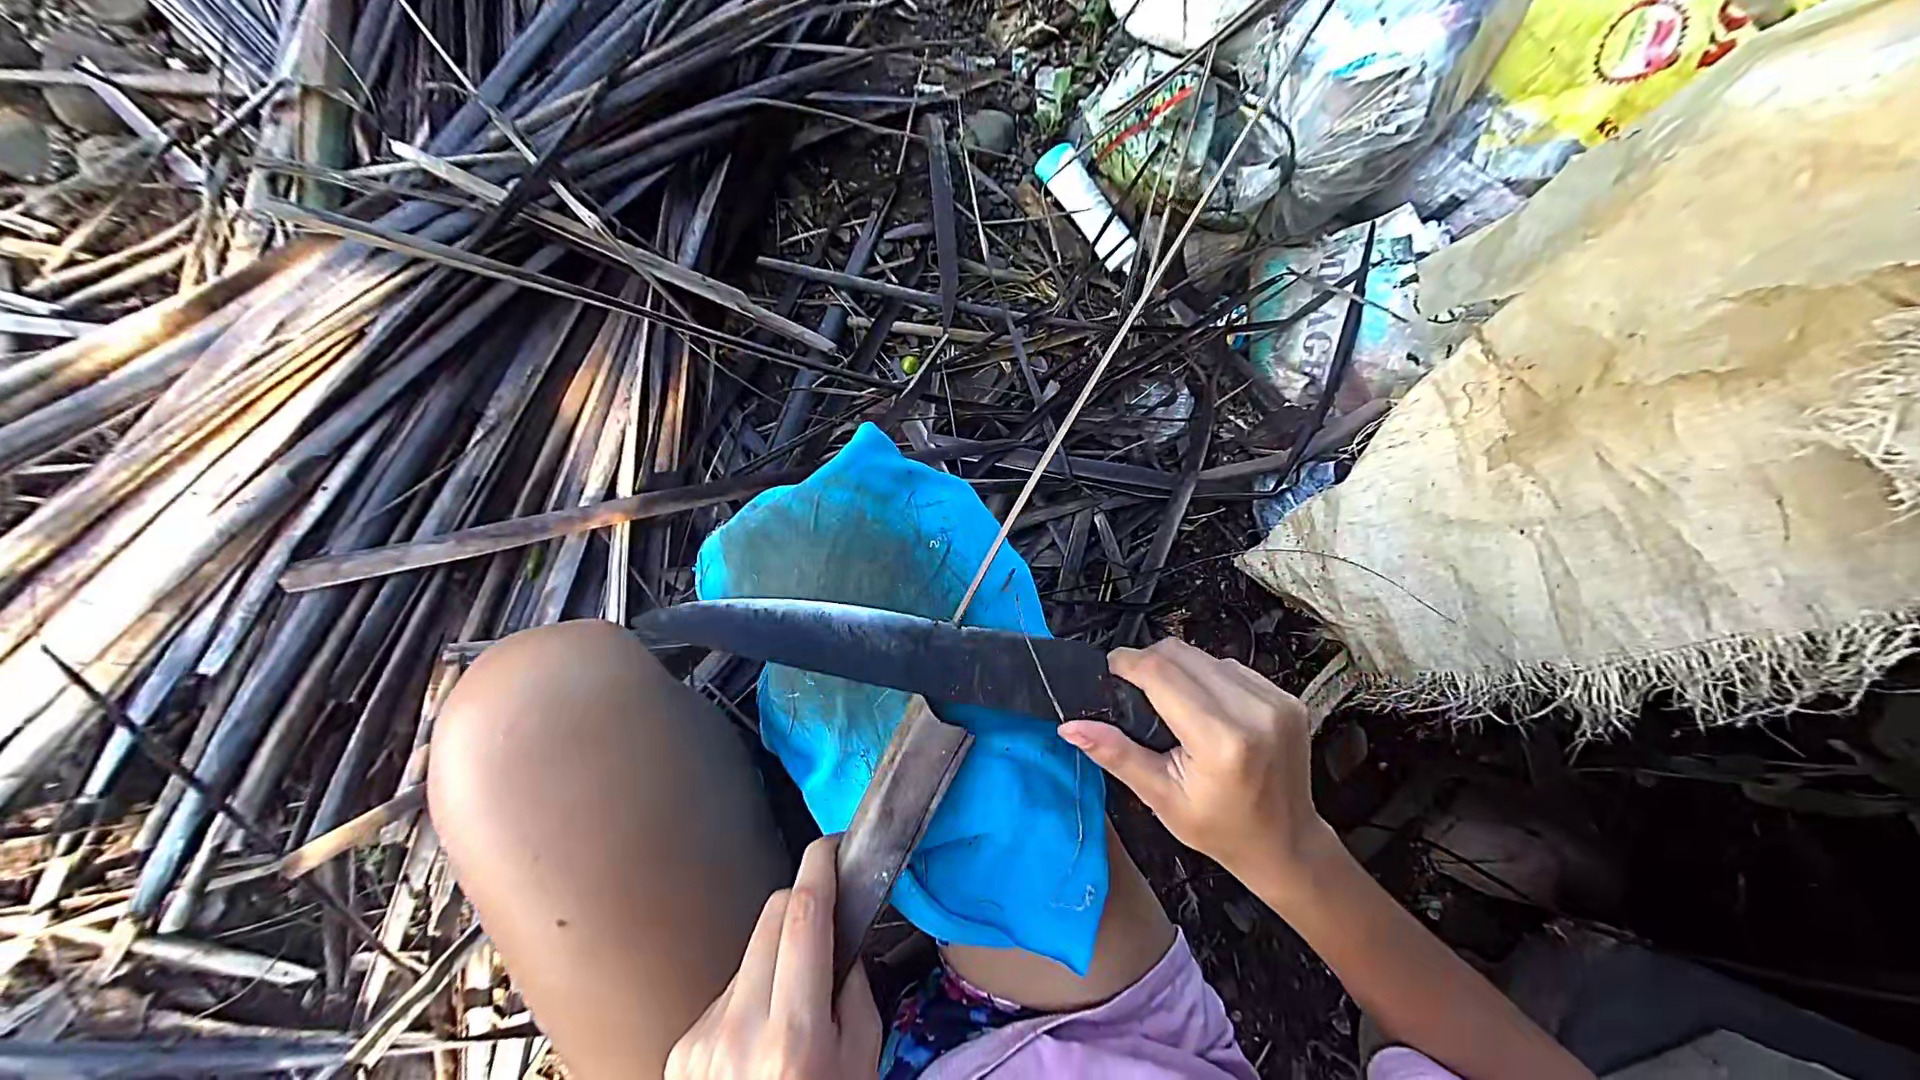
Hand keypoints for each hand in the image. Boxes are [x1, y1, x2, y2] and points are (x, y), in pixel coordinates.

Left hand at [667, 836, 883, 1079]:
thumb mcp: (859, 1065)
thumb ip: (855, 994)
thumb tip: (842, 942)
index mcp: (794, 1036)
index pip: (804, 916)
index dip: (820, 866)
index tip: (833, 845)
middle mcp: (741, 1029)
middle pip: (773, 916)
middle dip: (803, 901)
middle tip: (826, 917)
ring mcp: (704, 1037)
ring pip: (752, 950)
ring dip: (778, 952)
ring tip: (793, 1002)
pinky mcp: (683, 1045)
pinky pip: (730, 988)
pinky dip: (753, 991)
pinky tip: (761, 1034)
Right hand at [1059, 638, 1331, 877]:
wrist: (1287, 844)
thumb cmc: (1219, 829)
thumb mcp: (1160, 797)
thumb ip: (1116, 754)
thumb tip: (1070, 726)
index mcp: (1222, 740)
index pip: (1160, 673)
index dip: (1126, 663)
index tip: (1108, 672)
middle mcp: (1254, 711)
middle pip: (1180, 654)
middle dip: (1147, 662)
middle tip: (1133, 690)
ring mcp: (1275, 700)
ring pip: (1203, 655)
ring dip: (1177, 668)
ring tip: (1168, 702)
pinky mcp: (1286, 696)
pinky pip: (1229, 666)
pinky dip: (1206, 676)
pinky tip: (1202, 705)